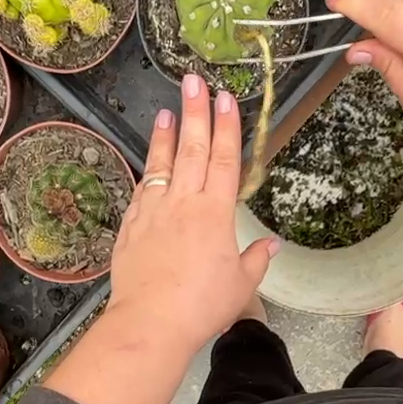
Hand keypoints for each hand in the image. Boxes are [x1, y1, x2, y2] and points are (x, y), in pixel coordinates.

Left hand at [105, 74, 280, 356]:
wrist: (150, 323)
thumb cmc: (202, 306)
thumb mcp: (241, 285)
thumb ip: (256, 260)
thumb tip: (271, 244)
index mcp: (214, 213)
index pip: (223, 159)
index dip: (227, 127)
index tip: (226, 98)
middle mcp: (182, 203)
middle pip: (191, 149)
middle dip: (195, 112)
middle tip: (193, 80)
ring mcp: (152, 212)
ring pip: (161, 164)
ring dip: (165, 135)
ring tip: (168, 110)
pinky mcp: (130, 228)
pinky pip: (141, 192)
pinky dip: (147, 172)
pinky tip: (149, 164)